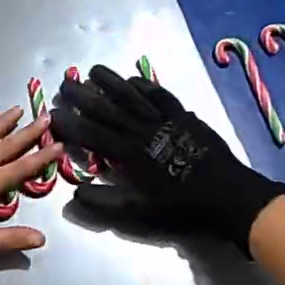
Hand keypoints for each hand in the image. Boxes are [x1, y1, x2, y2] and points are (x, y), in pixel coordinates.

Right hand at [52, 66, 284, 252]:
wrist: (230, 197)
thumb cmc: (183, 209)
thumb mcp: (141, 214)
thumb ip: (106, 203)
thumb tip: (74, 195)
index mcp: (131, 154)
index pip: (93, 134)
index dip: (71, 124)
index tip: (54, 115)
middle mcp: (144, 130)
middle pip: (109, 108)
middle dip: (84, 95)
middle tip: (65, 83)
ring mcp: (165, 120)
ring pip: (133, 95)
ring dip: (111, 82)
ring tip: (92, 71)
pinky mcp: (184, 117)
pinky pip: (161, 95)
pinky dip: (145, 85)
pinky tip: (134, 79)